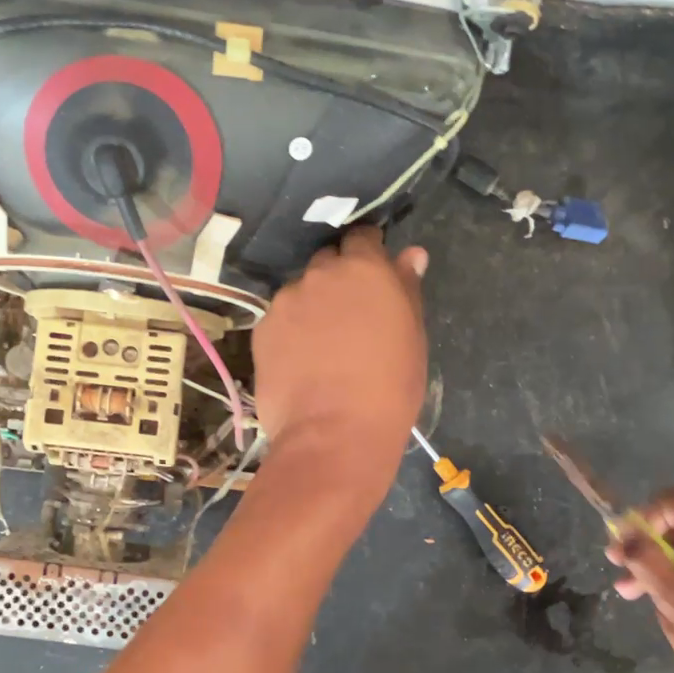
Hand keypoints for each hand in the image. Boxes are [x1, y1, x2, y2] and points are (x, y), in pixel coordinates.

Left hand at [251, 226, 427, 456]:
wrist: (333, 434)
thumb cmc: (389, 388)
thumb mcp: (412, 337)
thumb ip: (407, 289)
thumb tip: (411, 255)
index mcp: (363, 269)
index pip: (362, 238)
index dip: (368, 255)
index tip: (373, 277)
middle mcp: (319, 274)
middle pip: (327, 263)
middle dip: (337, 280)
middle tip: (349, 317)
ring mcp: (285, 301)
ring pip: (300, 292)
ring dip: (311, 306)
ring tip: (322, 346)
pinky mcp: (262, 329)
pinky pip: (279, 320)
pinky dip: (289, 331)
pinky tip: (300, 361)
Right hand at [604, 487, 673, 672]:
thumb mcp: (673, 597)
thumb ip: (647, 560)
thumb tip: (624, 533)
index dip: (663, 505)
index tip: (637, 530)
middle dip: (653, 529)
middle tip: (625, 546)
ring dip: (652, 554)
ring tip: (622, 580)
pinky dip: (664, 572)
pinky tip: (638, 593)